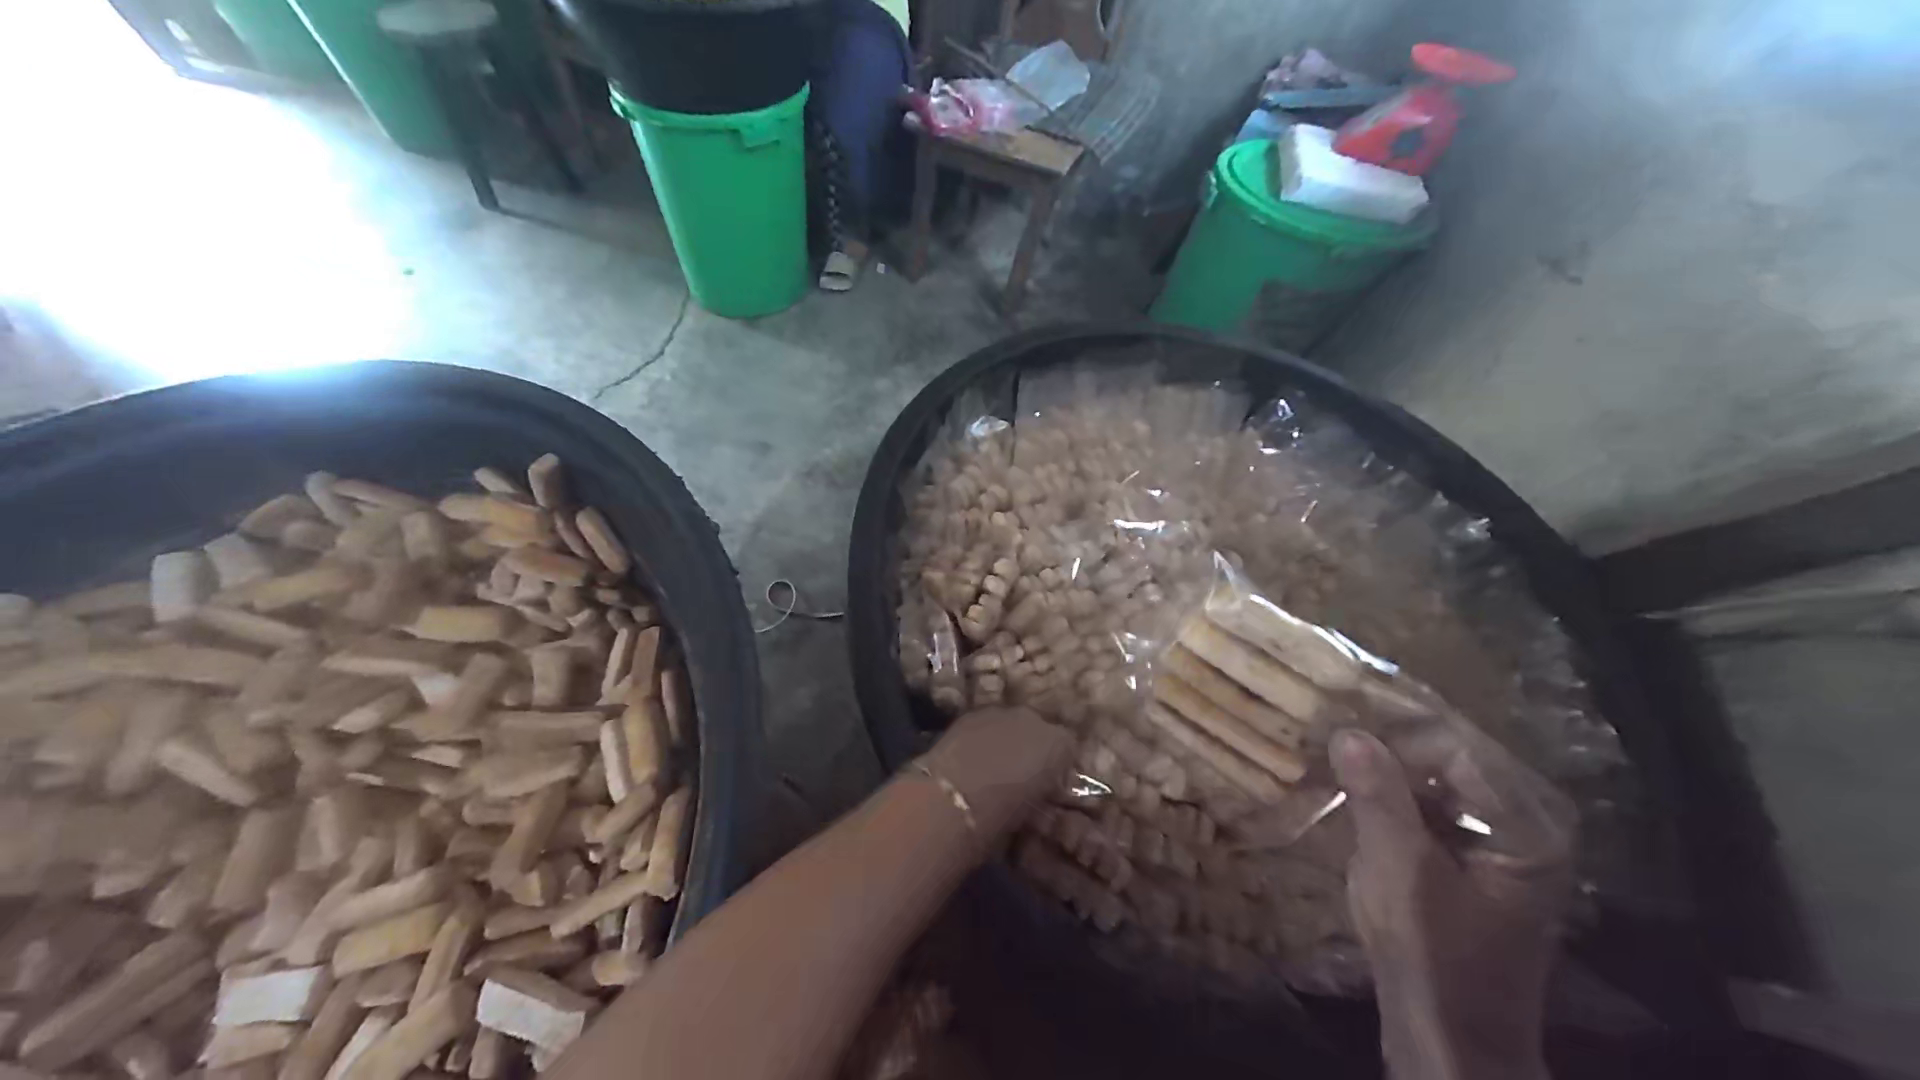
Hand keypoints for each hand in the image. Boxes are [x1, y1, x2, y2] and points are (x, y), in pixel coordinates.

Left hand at [920, 707, 1072, 842]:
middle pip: (1039, 729)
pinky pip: (985, 723)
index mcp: (1058, 743)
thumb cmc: (1003, 814)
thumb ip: (1041, 792)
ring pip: (1010, 723)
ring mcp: (1000, 712)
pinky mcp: (970, 714)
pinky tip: (971, 756)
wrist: (955, 797)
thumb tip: (1036, 791)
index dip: (1057, 767)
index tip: (1047, 785)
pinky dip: (982, 736)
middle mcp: (1033, 719)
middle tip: (1020, 774)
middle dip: (1032, 747)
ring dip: (1006, 739)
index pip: (1067, 748)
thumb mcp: (1034, 810)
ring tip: (992, 764)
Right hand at [1331, 723, 1575, 1079]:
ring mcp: (1504, 831)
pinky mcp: (1476, 846)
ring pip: (1437, 770)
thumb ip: (1378, 797)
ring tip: (1331, 748)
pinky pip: (1431, 795)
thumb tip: (1348, 730)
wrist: (1450, 1033)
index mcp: (1531, 825)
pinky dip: (1391, 785)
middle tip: (1326, 729)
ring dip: (1384, 760)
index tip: (1335, 719)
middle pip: (1452, 752)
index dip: (1394, 729)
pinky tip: (1351, 781)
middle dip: (1388, 740)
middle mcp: (1529, 817)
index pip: (1458, 745)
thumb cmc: (1433, 958)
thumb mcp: (1399, 873)